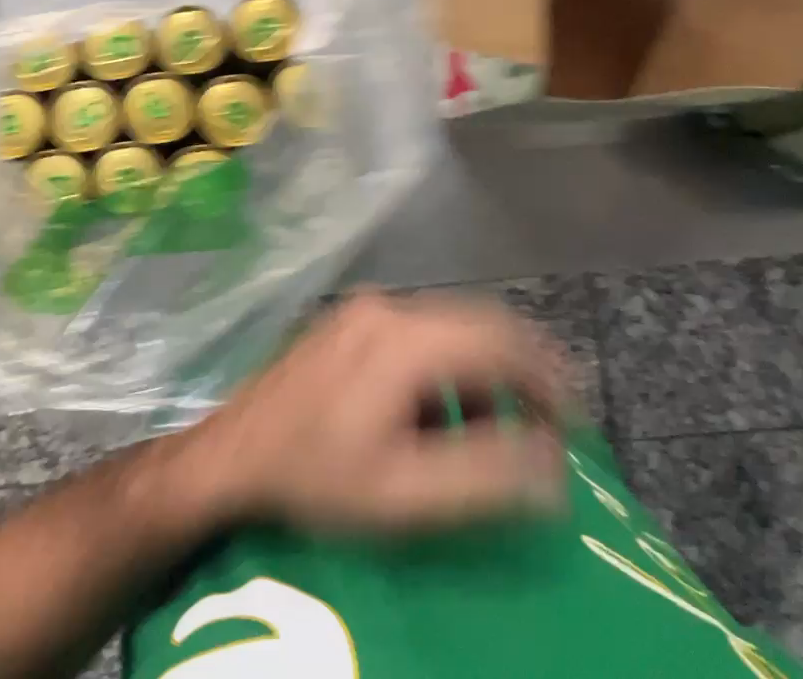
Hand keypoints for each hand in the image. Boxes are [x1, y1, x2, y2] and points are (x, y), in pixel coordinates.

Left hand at [174, 290, 574, 531]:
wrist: (230, 457)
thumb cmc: (315, 477)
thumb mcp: (405, 492)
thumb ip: (487, 476)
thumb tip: (556, 467)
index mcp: (403, 339)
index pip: (502, 339)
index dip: (550, 378)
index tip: (572, 423)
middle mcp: (384, 310)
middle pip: (477, 325)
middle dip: (521, 371)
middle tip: (546, 422)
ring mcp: (359, 314)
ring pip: (447, 329)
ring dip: (481, 371)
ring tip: (495, 426)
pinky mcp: (344, 327)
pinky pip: (415, 335)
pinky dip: (444, 368)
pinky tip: (440, 413)